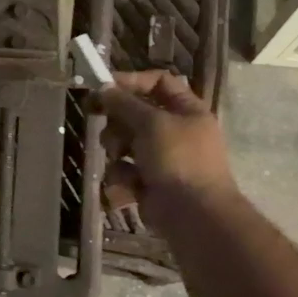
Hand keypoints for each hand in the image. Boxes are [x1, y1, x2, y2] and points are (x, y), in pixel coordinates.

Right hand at [96, 70, 238, 213]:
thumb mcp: (152, 123)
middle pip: (137, 114)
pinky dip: (122, 176)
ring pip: (126, 143)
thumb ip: (125, 103)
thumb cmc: (178, 159)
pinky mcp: (150, 183)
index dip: (132, 81)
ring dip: (116, 149)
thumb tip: (104, 88)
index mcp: (187, 111)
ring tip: (116, 157)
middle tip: (103, 124)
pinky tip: (125, 184)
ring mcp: (163, 158)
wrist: (194, 215)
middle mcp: (176, 131)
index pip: (159, 82)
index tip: (104, 87)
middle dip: (118, 121)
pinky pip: (126, 170)